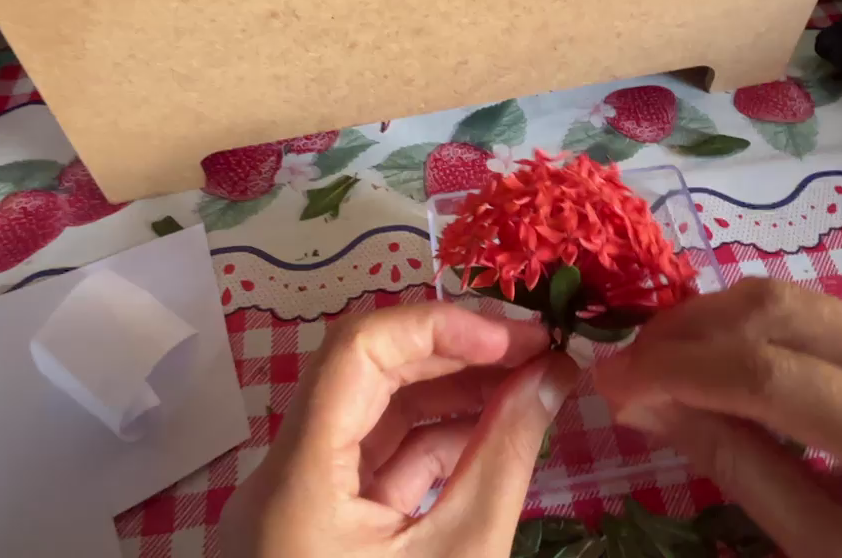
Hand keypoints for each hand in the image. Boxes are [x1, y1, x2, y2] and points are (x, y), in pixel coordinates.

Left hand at [220, 303, 579, 557]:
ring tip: (534, 376)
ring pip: (380, 408)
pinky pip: (385, 454)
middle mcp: (286, 471)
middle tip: (539, 344)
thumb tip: (555, 372)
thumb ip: (507, 456)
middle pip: (370, 370)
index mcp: (297, 480)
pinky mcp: (326, 517)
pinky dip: (443, 433)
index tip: (514, 334)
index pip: (357, 350)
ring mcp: (303, 494)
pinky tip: (500, 422)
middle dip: (459, 348)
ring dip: (458, 386)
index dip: (438, 323)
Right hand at [594, 279, 841, 557]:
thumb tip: (639, 399)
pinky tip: (723, 358)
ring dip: (717, 322)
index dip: (676, 368)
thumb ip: (737, 465)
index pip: (770, 375)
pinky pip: (826, 318)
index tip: (610, 379)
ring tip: (663, 359)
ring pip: (797, 301)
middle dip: (688, 330)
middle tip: (629, 364)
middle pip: (780, 312)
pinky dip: (759, 330)